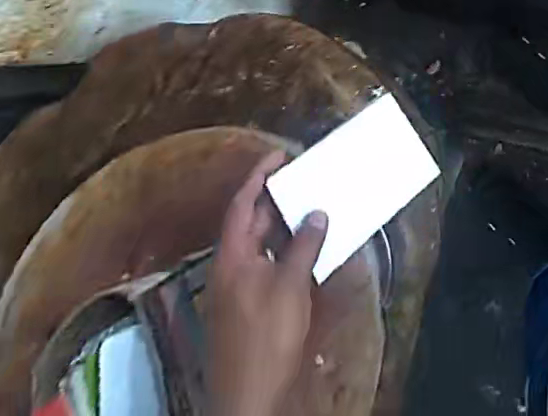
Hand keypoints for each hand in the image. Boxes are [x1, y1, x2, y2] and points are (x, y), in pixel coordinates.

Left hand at [206, 152, 327, 415]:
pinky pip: (270, 262)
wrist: (249, 396)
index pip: (241, 207)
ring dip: (285, 223)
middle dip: (276, 198)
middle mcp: (231, 269)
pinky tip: (311, 244)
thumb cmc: (267, 335)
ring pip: (262, 244)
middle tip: (305, 174)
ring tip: (314, 201)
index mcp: (232, 259)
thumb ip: (304, 245)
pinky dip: (288, 248)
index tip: (278, 156)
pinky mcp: (252, 304)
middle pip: (251, 223)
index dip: (257, 178)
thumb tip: (316, 213)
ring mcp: (240, 288)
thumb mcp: (290, 285)